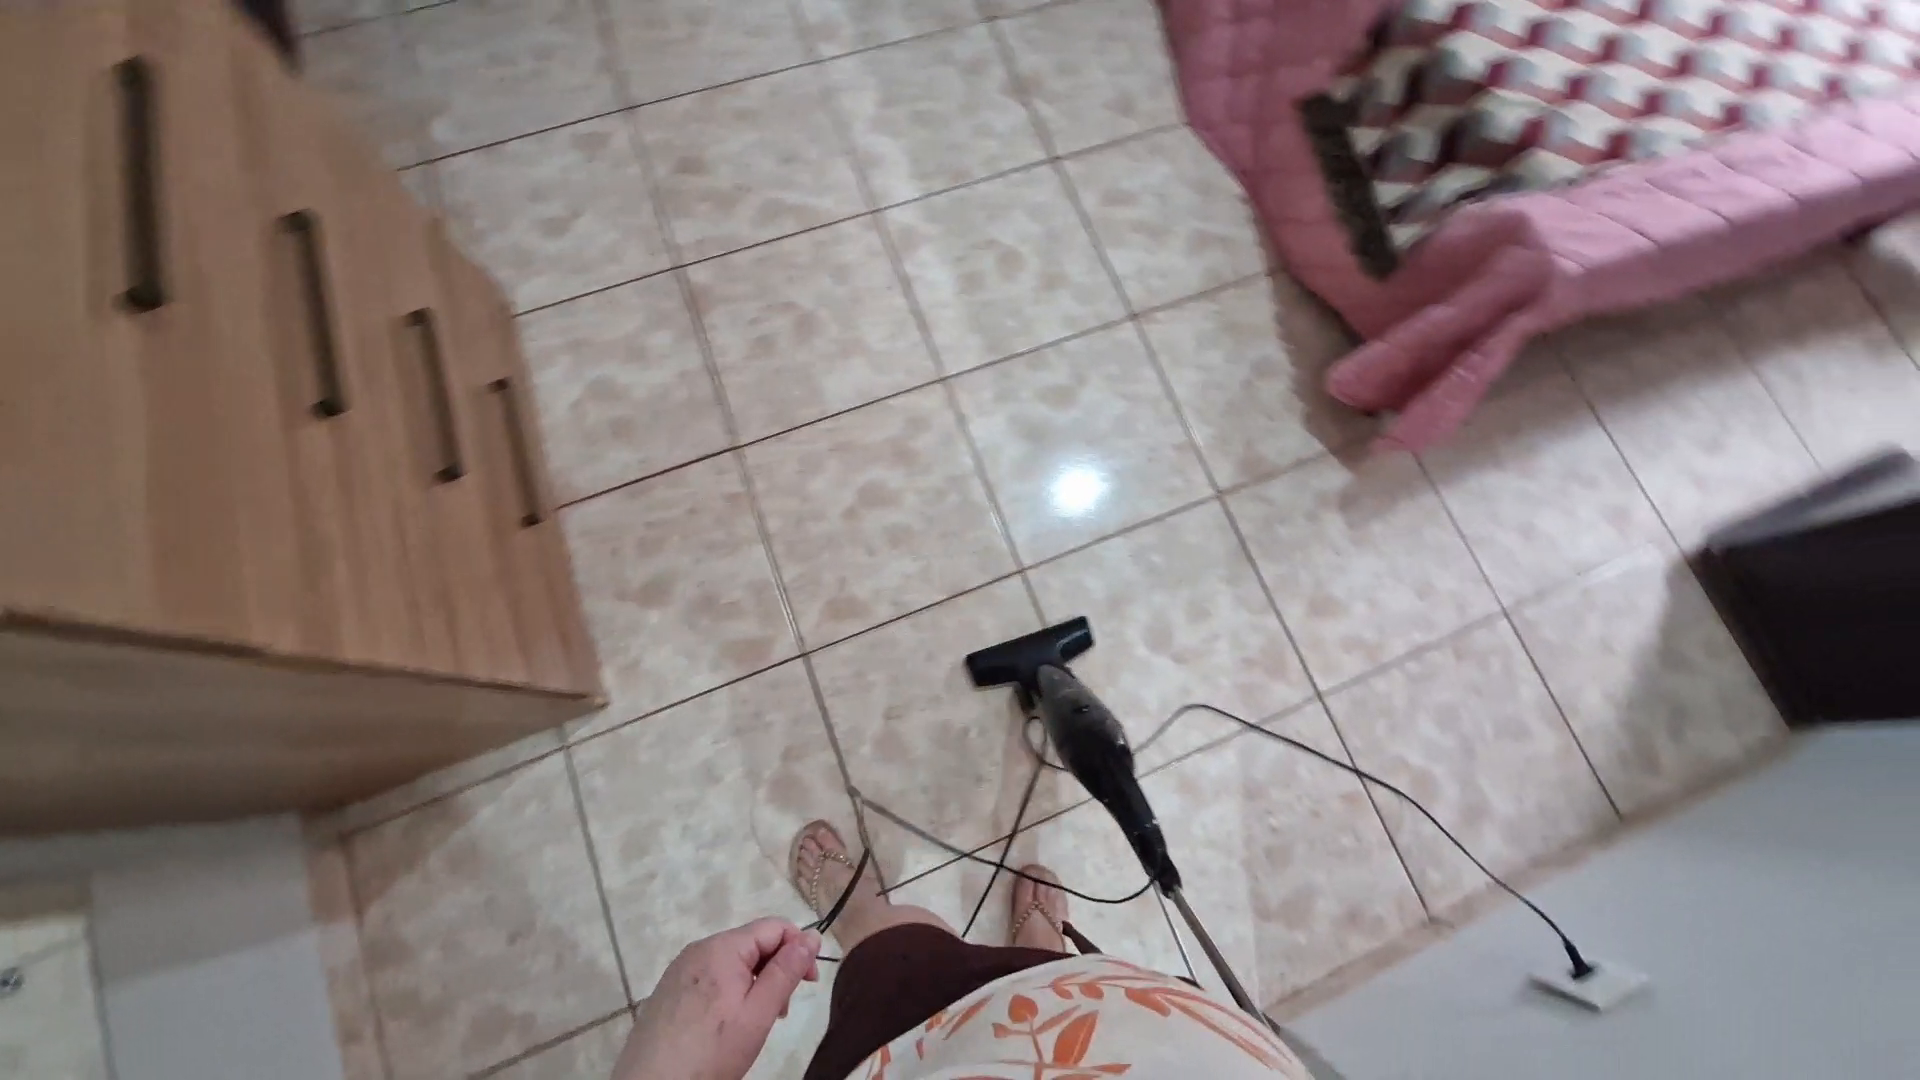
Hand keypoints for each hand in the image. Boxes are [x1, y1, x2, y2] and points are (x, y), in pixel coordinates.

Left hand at [612, 917, 821, 1079]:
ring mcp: (680, 969)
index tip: (809, 984)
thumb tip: (813, 934)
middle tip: (782, 1011)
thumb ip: (787, 971)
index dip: (798, 949)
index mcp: (722, 946)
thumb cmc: (710, 1054)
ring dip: (754, 983)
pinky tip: (726, 1026)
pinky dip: (730, 992)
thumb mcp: (758, 1014)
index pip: (774, 926)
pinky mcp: (668, 991)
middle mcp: (699, 948)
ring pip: (733, 962)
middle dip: (775, 969)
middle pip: (752, 943)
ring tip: (756, 1022)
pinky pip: (711, 977)